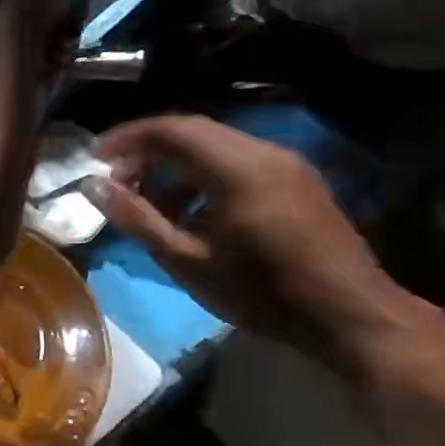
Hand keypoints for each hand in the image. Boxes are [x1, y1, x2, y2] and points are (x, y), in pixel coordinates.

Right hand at [91, 116, 444, 376]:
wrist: (350, 316)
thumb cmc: (261, 291)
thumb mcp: (185, 260)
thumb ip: (137, 218)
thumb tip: (94, 187)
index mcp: (238, 168)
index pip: (172, 130)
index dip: (128, 138)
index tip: (95, 157)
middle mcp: (265, 153)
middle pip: (194, 133)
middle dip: (148, 151)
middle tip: (116, 181)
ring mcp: (287, 165)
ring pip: (216, 147)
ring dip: (175, 166)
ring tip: (149, 204)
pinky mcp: (298, 182)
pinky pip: (239, 163)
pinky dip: (203, 177)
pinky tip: (191, 214)